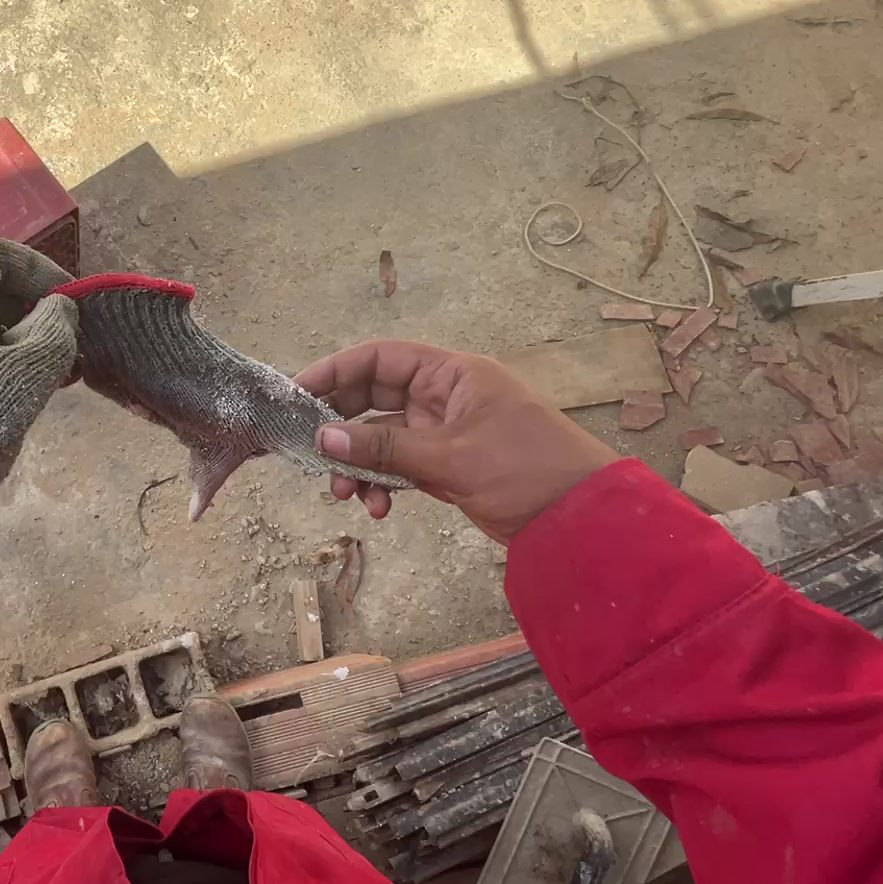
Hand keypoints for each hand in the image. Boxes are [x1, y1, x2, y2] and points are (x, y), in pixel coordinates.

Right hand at [294, 341, 617, 542]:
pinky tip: (378, 507)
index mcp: (450, 375)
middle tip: (311, 449)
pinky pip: (395, 467)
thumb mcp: (451, 456)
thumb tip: (322, 439)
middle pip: (371, 398)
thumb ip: (383, 447)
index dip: (334, 371)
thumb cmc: (526, 470)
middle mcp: (440, 397)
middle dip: (340, 426)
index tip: (297, 394)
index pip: (379, 359)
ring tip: (343, 494)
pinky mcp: (442, 466)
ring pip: (378, 438)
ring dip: (357, 464)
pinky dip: (380, 484)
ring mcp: (440, 433)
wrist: (586, 524)